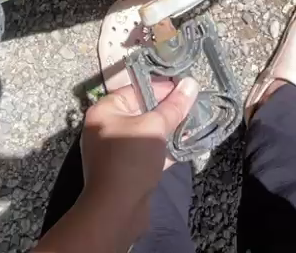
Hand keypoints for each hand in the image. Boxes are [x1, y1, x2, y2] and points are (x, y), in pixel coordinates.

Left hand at [68, 76, 197, 239]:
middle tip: (191, 105)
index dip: (162, 87)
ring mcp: (113, 150)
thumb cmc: (131, 159)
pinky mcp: (124, 169)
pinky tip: (182, 146)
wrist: (116, 212)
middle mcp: (105, 127)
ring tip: (190, 125)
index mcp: (105, 110)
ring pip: (145, 133)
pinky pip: (145, 152)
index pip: (137, 89)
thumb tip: (191, 84)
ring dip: (167, 130)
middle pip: (141, 110)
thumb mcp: (156, 127)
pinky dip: (162, 149)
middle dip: (167, 110)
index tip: (184, 88)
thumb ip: (174, 106)